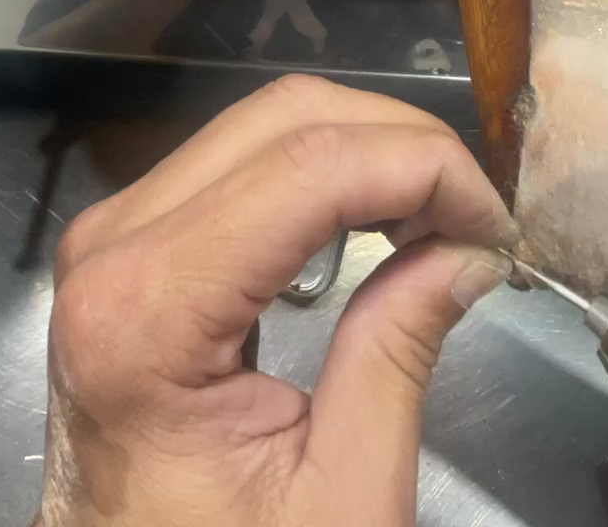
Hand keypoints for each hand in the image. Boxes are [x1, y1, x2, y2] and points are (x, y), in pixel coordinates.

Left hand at [36, 74, 516, 525]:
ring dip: (365, 146)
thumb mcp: (336, 496)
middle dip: (400, 143)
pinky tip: (371, 210)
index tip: (493, 221)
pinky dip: (322, 165)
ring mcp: (116, 226)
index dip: (421, 167)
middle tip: (471, 213)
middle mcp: (115, 239)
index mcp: (149, 308)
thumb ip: (397, 354)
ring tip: (433, 214)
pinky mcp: (133, 230)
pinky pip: (238, 155)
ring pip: (263, 122)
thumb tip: (467, 247)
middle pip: (283, 118)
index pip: (306, 168)